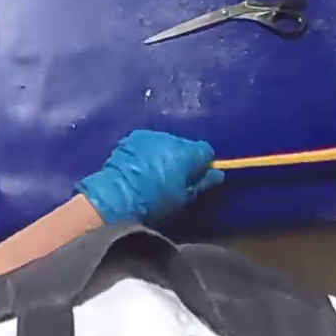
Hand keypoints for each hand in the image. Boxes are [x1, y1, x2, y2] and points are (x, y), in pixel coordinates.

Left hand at [76, 130, 224, 223]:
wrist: (117, 194)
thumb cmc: (155, 200)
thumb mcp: (183, 198)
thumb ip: (203, 183)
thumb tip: (218, 173)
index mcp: (185, 151)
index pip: (205, 150)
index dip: (203, 163)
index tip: (197, 177)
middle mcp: (169, 137)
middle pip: (184, 145)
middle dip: (182, 158)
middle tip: (175, 178)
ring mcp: (149, 135)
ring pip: (166, 143)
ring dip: (165, 154)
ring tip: (156, 173)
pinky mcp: (132, 137)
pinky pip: (148, 143)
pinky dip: (148, 152)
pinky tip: (141, 167)